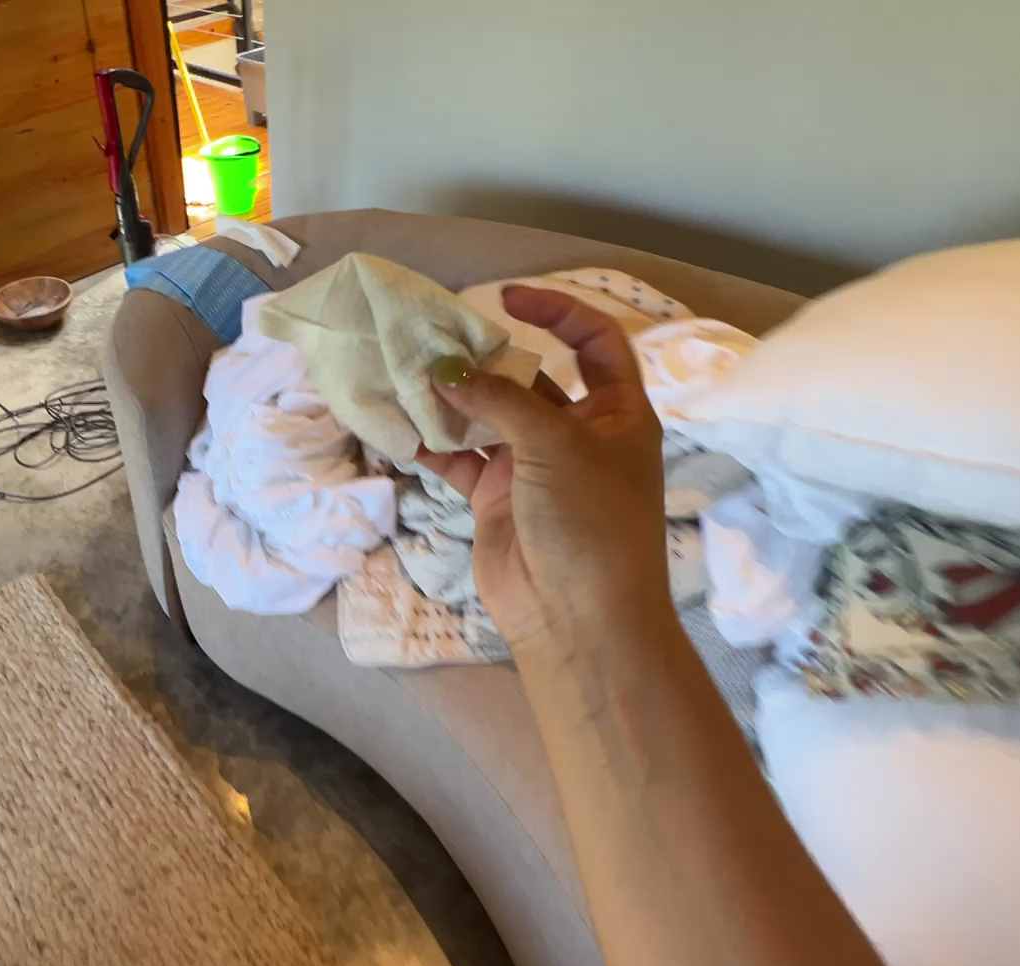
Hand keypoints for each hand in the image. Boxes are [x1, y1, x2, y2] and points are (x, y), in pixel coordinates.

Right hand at [415, 287, 668, 655]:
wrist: (574, 614)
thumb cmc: (589, 520)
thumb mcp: (556, 445)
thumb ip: (499, 400)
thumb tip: (442, 370)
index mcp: (616, 413)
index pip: (594, 342)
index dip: (558, 312)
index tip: (509, 298)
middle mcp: (574, 435)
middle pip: (529, 379)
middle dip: (487, 360)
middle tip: (437, 342)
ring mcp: (532, 468)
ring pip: (488, 420)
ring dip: (453, 402)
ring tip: (409, 380)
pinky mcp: (495, 499)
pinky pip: (461, 460)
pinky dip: (434, 447)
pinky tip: (404, 432)